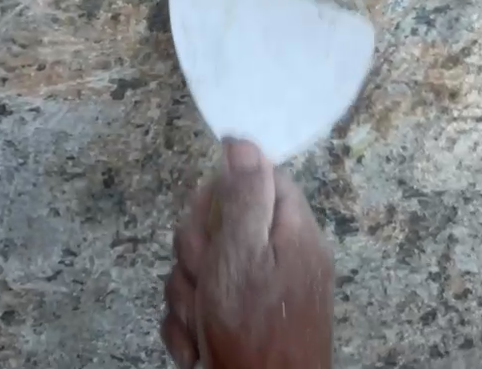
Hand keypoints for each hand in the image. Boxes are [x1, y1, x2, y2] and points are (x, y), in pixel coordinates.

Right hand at [163, 140, 333, 368]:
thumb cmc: (251, 327)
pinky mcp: (234, 323)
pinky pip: (198, 301)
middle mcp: (279, 258)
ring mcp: (256, 293)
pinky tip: (198, 342)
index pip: (262, 177)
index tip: (211, 212)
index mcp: (293, 233)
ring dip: (188, 289)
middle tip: (205, 273)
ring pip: (202, 263)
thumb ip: (245, 194)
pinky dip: (190, 322)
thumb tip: (242, 139)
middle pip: (223, 220)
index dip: (227, 187)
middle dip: (198, 248)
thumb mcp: (244, 251)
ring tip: (201, 318)